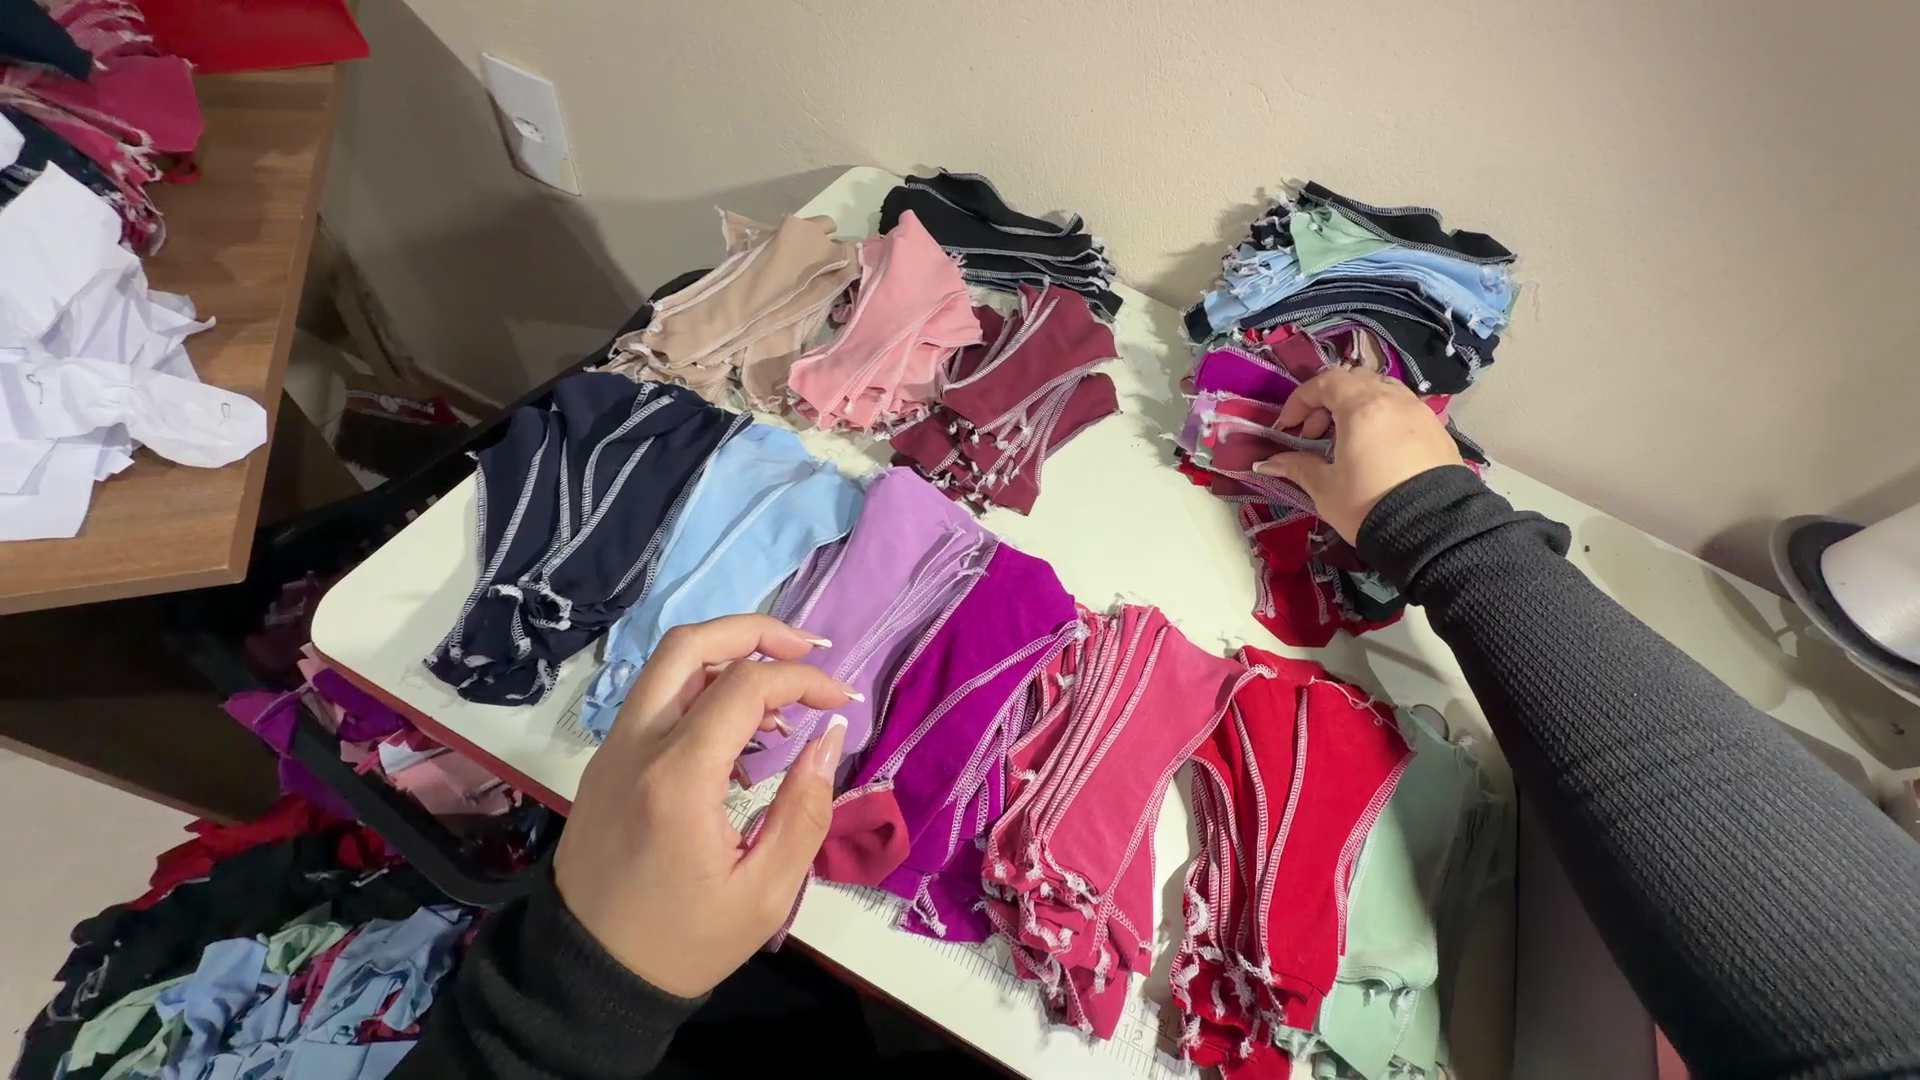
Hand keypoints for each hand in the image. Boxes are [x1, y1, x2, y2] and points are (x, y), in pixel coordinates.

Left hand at [554, 614, 851, 997]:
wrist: (583, 978)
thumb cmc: (682, 941)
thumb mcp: (765, 892)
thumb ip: (806, 807)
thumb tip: (831, 737)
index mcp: (677, 778)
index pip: (746, 685)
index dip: (804, 680)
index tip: (841, 702)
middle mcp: (637, 745)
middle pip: (691, 643)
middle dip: (758, 630)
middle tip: (809, 649)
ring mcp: (614, 747)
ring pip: (670, 662)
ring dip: (731, 653)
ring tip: (784, 693)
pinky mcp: (609, 759)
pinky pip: (659, 695)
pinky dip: (707, 685)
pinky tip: (746, 727)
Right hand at [1253, 367, 1461, 542]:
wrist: (1433, 530)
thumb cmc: (1369, 504)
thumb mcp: (1324, 488)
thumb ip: (1296, 467)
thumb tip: (1266, 463)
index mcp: (1362, 409)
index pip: (1325, 383)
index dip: (1300, 400)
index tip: (1288, 427)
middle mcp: (1393, 400)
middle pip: (1354, 380)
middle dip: (1327, 400)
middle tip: (1315, 433)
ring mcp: (1419, 412)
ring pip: (1381, 390)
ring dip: (1356, 406)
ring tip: (1345, 439)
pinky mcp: (1437, 429)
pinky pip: (1401, 408)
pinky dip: (1380, 417)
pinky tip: (1374, 448)